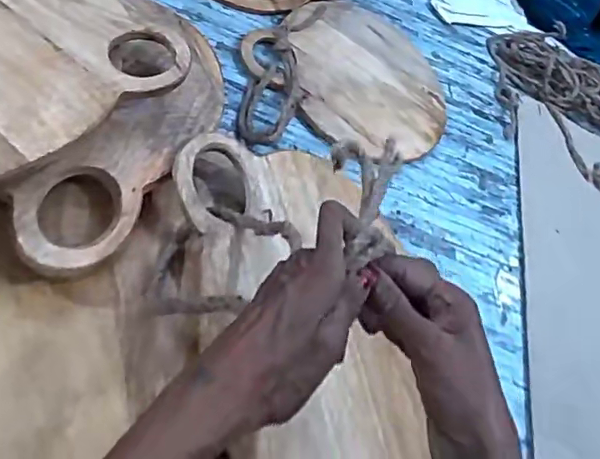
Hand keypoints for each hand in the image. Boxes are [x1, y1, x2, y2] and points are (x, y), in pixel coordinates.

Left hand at [199, 201, 369, 430]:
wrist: (228, 384)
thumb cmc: (284, 368)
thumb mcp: (329, 344)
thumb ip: (349, 303)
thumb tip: (365, 271)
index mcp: (318, 269)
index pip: (333, 216)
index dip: (354, 227)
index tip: (371, 262)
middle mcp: (298, 263)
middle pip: (333, 251)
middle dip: (351, 279)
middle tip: (360, 324)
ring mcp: (282, 276)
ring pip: (320, 271)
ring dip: (334, 297)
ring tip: (334, 345)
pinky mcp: (271, 292)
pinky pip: (304, 285)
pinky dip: (316, 305)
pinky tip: (312, 344)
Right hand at [360, 255, 519, 457]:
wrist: (477, 450)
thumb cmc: (461, 392)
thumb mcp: (427, 346)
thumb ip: (396, 307)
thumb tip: (366, 271)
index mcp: (451, 299)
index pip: (410, 269)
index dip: (381, 268)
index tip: (350, 272)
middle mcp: (442, 308)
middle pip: (403, 283)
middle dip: (378, 287)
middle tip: (354, 299)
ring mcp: (432, 329)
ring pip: (397, 302)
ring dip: (378, 305)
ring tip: (361, 317)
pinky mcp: (422, 349)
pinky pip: (397, 322)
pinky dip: (383, 322)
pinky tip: (370, 328)